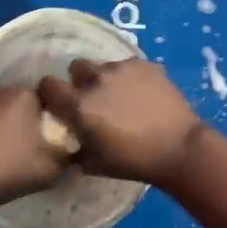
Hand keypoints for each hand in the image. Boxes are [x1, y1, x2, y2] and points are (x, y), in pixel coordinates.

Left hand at [0, 86, 71, 215]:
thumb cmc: (3, 170)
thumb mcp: (47, 170)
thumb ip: (67, 156)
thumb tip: (77, 149)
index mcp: (23, 95)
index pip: (45, 99)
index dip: (46, 119)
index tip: (43, 139)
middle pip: (17, 102)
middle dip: (20, 119)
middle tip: (21, 145)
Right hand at [37, 59, 207, 187]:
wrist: (177, 147)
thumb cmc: (132, 160)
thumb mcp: (93, 163)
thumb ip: (76, 147)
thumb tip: (71, 139)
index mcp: (80, 104)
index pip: (48, 84)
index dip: (50, 92)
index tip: (58, 101)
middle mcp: (97, 79)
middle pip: (77, 67)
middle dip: (81, 80)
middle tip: (94, 98)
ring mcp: (123, 68)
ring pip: (105, 65)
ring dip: (107, 78)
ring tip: (123, 97)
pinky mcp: (146, 64)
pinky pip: (130, 66)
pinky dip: (131, 77)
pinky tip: (144, 93)